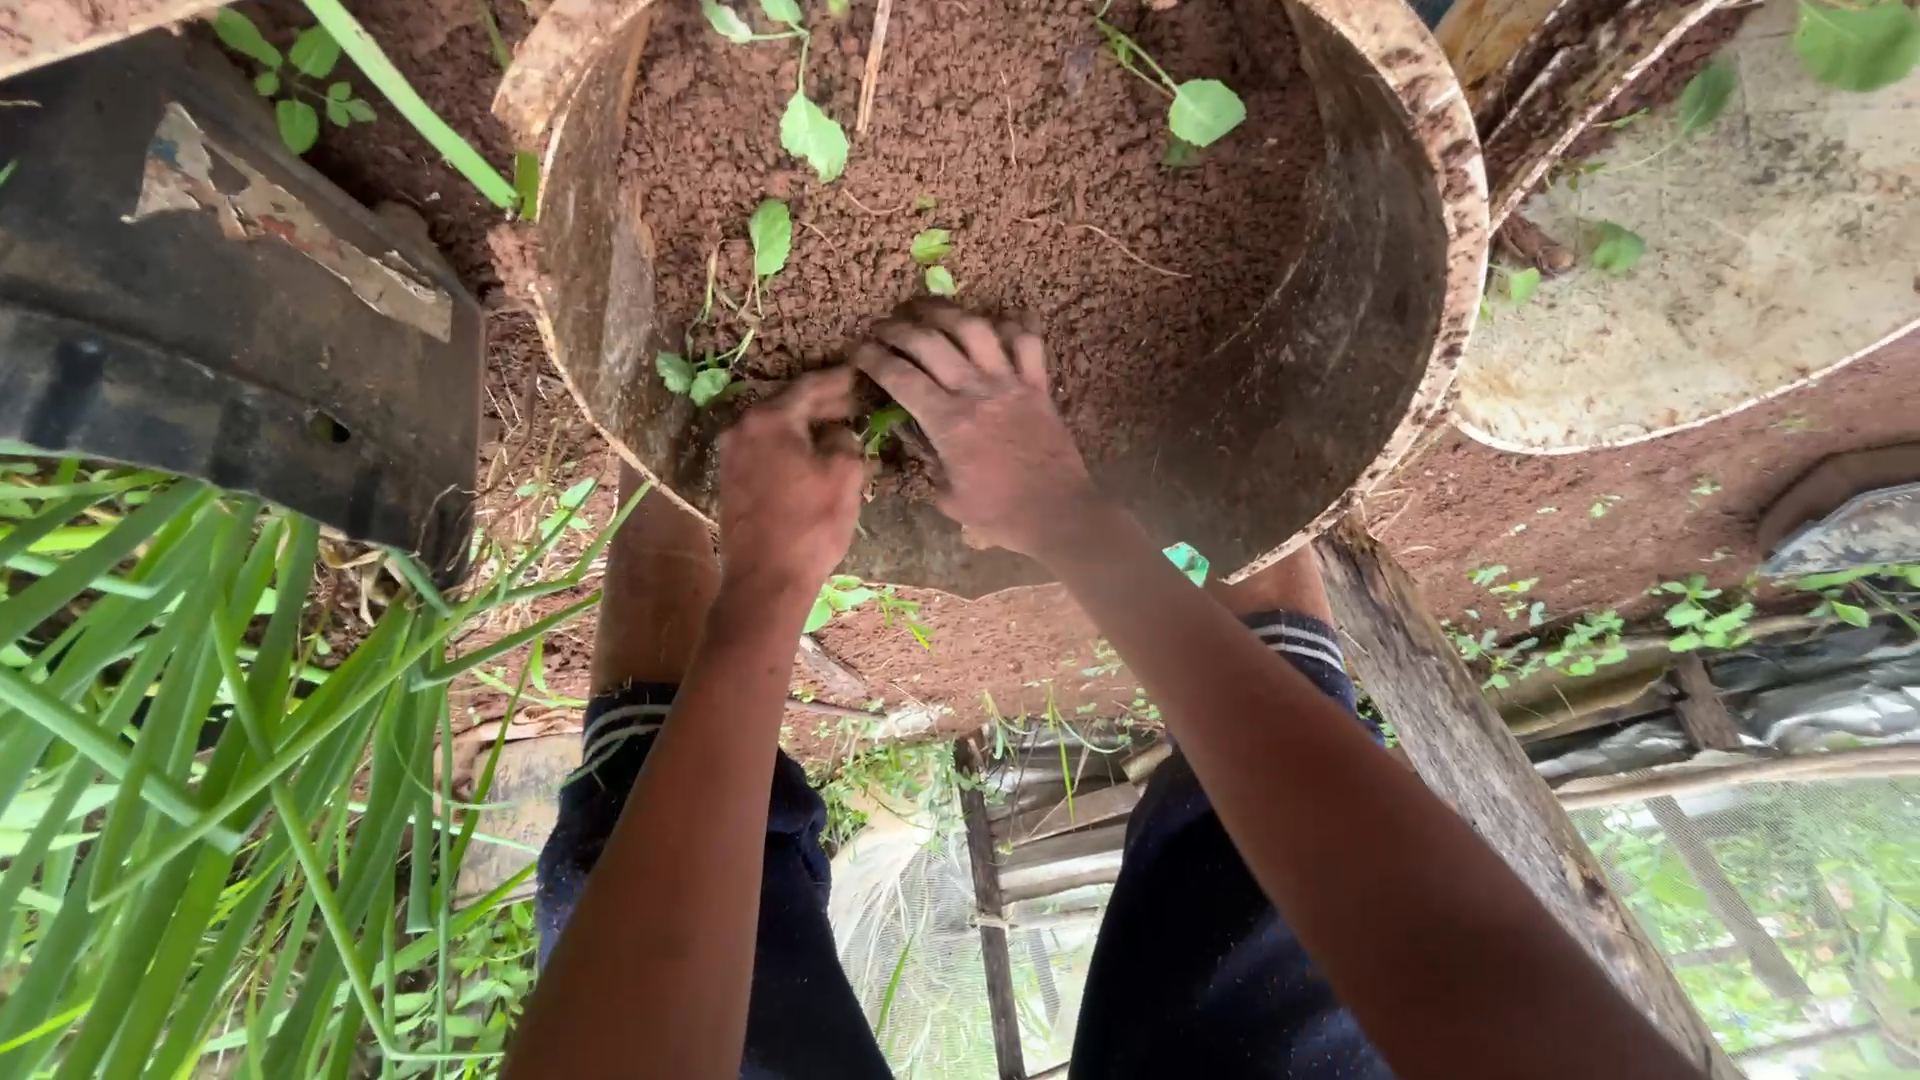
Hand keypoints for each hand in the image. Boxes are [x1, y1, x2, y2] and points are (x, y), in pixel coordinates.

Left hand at [716, 367, 866, 599]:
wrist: (766, 578)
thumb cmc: (810, 524)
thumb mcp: (844, 475)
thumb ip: (847, 441)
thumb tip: (839, 433)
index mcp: (769, 420)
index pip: (808, 386)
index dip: (837, 381)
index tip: (857, 375)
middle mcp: (742, 429)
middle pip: (787, 405)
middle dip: (821, 403)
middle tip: (852, 402)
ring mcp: (731, 456)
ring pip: (775, 429)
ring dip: (805, 427)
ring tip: (835, 429)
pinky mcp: (730, 481)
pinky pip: (765, 450)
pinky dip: (789, 446)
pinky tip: (810, 456)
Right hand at [853, 302, 1098, 558]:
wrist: (1057, 513)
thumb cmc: (999, 514)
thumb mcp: (949, 496)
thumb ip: (927, 462)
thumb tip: (914, 438)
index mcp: (948, 423)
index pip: (900, 378)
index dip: (872, 359)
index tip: (857, 351)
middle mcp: (976, 392)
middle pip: (929, 342)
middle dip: (898, 329)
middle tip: (883, 328)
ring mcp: (1010, 383)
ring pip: (974, 329)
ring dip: (946, 313)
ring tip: (928, 310)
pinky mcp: (1039, 385)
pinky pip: (1027, 341)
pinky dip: (1012, 324)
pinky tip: (997, 320)